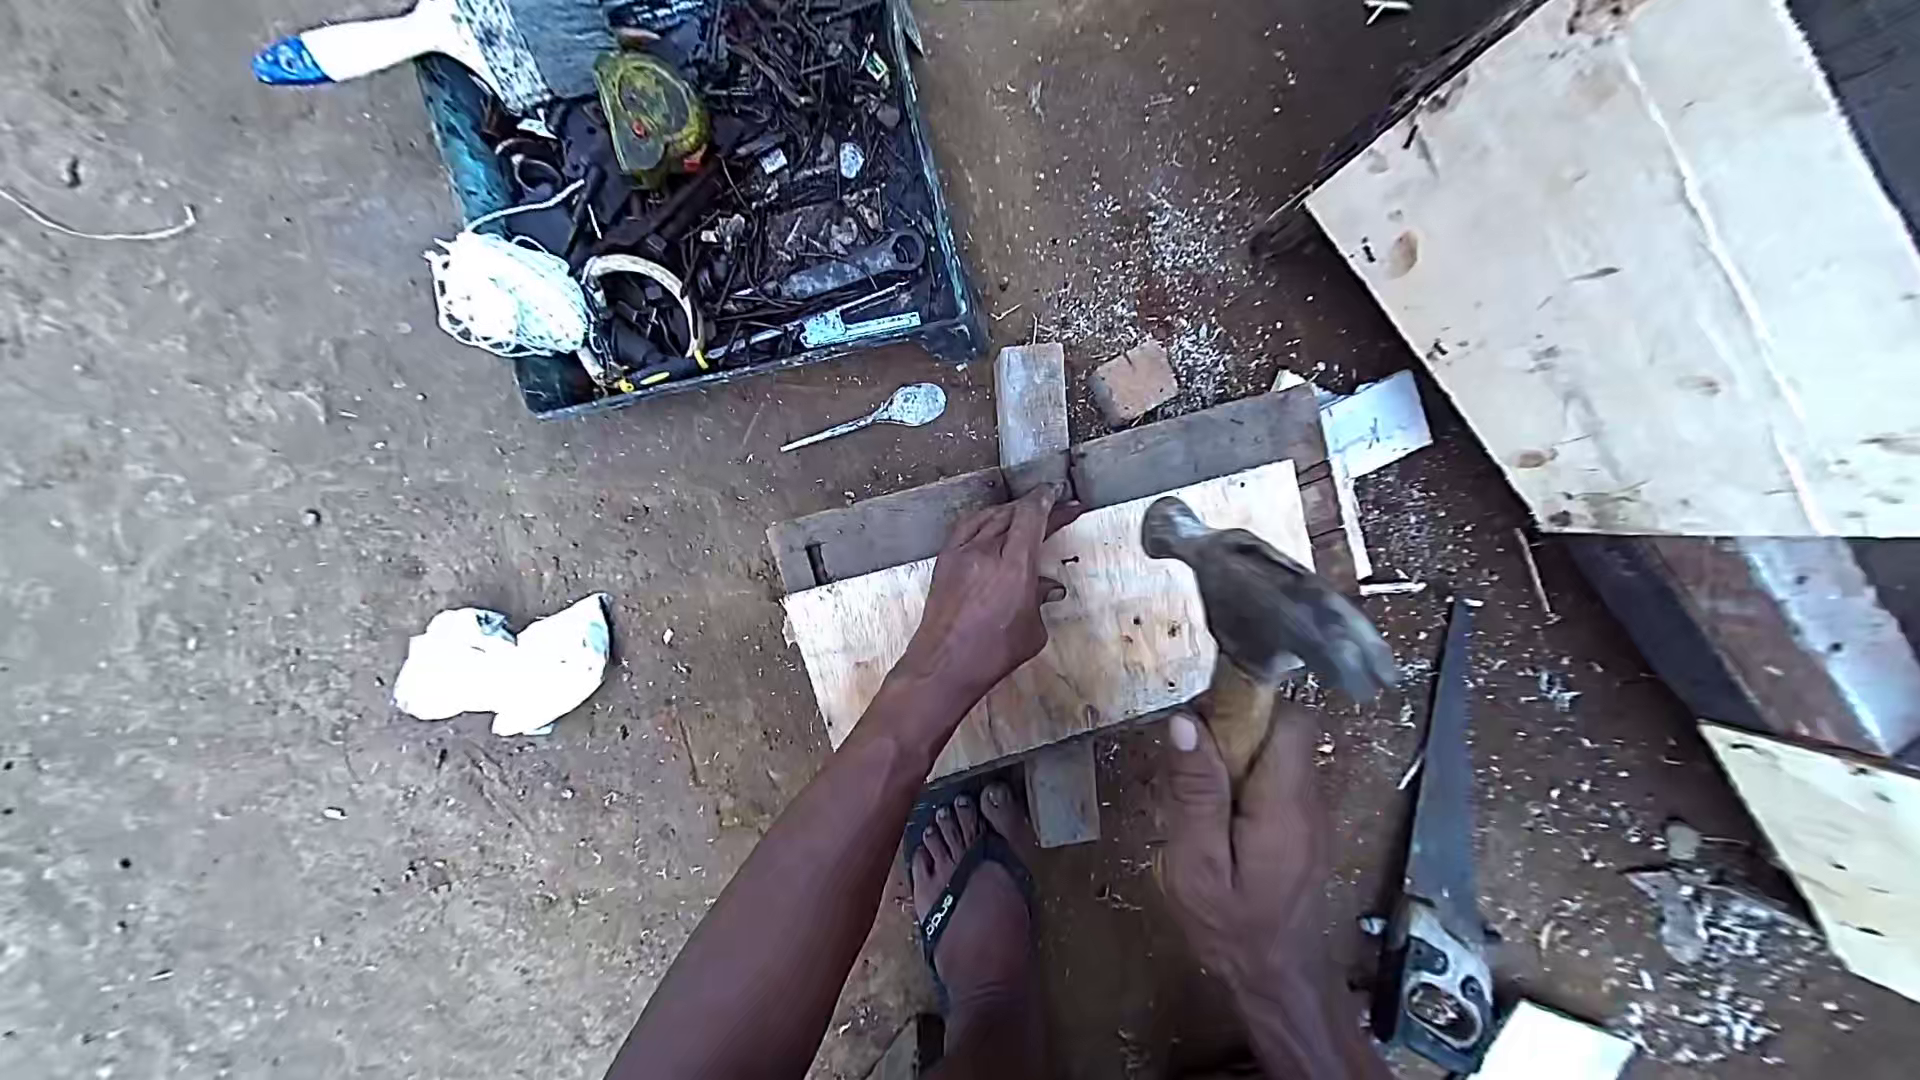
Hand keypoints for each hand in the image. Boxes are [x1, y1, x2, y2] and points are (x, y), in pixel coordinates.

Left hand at [894, 484, 1080, 700]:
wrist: (944, 664)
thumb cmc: (991, 653)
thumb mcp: (1032, 630)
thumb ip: (1040, 599)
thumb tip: (1047, 587)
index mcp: (1015, 567)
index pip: (1032, 517)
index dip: (1047, 500)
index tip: (1059, 494)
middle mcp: (987, 552)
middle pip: (1015, 514)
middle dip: (1038, 506)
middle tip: (1055, 507)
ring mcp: (962, 553)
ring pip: (990, 516)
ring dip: (1012, 511)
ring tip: (1028, 513)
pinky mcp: (946, 560)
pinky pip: (966, 526)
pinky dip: (984, 519)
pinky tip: (992, 522)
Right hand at [1159, 706, 1329, 999]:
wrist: (1276, 981)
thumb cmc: (1230, 926)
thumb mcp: (1196, 863)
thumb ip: (1194, 792)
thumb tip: (1184, 722)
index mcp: (1285, 806)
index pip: (1289, 722)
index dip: (1247, 702)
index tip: (1201, 710)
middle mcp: (1310, 801)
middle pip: (1283, 730)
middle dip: (1234, 724)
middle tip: (1188, 747)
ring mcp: (1312, 812)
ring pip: (1278, 749)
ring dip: (1235, 747)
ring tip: (1194, 776)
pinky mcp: (1304, 823)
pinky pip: (1276, 774)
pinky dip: (1244, 771)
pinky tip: (1214, 801)